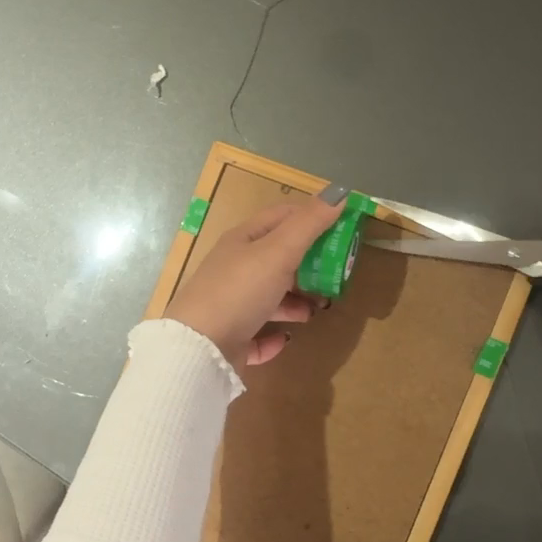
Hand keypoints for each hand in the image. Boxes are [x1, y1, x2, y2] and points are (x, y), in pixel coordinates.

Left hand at [166, 190, 346, 369]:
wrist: (199, 348)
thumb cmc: (240, 291)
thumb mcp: (278, 251)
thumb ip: (309, 224)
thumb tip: (339, 192)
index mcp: (242, 241)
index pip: (280, 217)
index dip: (311, 217)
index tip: (341, 228)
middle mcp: (234, 269)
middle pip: (277, 260)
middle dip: (308, 265)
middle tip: (336, 275)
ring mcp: (230, 305)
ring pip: (270, 298)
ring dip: (295, 302)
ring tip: (317, 310)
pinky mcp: (230, 338)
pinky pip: (256, 334)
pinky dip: (273, 336)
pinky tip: (285, 339)